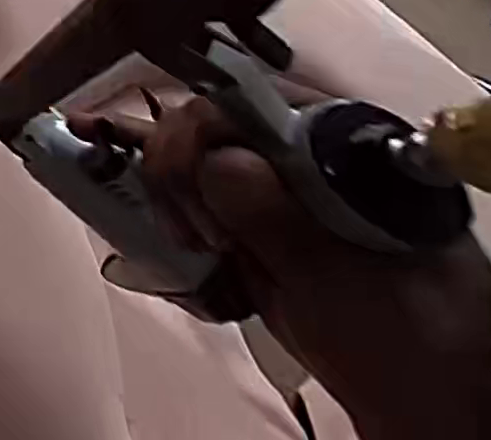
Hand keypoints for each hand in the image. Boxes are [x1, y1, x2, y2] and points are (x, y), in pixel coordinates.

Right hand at [74, 100, 490, 439]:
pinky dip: (128, 153)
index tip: (197, 191)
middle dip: (179, 166)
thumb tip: (218, 160)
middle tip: (190, 229)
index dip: (212, 131)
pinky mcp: (224, 189)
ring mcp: (257, 163)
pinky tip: (89, 137)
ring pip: (177, 136)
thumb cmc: (401, 343)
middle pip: (205, 114)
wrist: (398, 388)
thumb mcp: (355, 290)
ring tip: (169, 224)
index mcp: (347, 146)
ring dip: (154, 174)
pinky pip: (168, 162)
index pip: (260, 102)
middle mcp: (297, 140)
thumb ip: (288, 224)